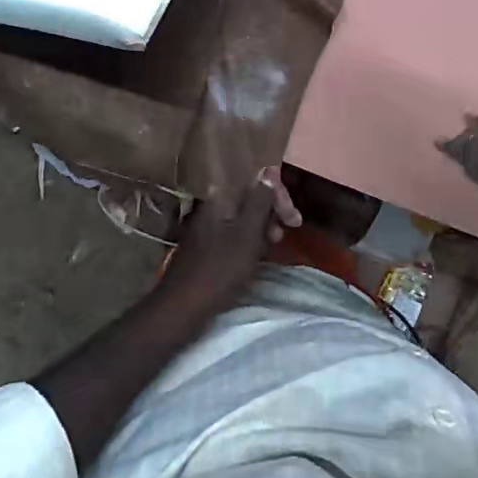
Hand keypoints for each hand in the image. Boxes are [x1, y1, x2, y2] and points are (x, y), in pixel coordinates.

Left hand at [163, 166, 301, 307]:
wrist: (183, 307)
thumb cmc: (220, 269)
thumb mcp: (248, 233)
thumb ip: (260, 201)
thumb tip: (268, 170)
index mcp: (219, 198)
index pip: (254, 182)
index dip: (277, 196)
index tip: (294, 219)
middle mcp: (210, 206)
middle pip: (247, 199)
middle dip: (270, 213)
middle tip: (284, 234)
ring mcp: (205, 226)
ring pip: (240, 218)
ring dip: (260, 229)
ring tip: (271, 246)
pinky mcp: (204, 246)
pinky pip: (231, 234)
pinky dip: (247, 241)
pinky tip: (255, 255)